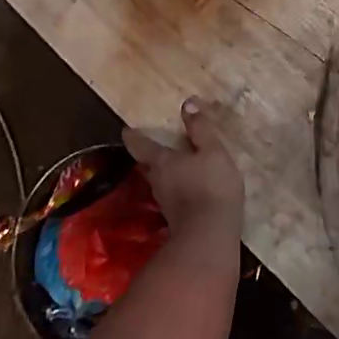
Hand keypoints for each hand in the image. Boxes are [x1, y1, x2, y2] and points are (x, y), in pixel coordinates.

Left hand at [123, 98, 243, 235]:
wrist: (210, 236)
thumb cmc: (211, 186)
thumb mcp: (212, 151)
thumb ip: (200, 128)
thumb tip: (187, 102)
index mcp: (162, 162)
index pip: (141, 146)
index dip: (133, 136)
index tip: (126, 130)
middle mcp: (157, 181)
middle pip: (147, 166)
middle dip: (147, 156)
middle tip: (151, 147)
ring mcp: (164, 203)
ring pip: (158, 182)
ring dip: (161, 174)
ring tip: (170, 167)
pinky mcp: (175, 219)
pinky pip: (171, 197)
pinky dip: (174, 190)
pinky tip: (185, 190)